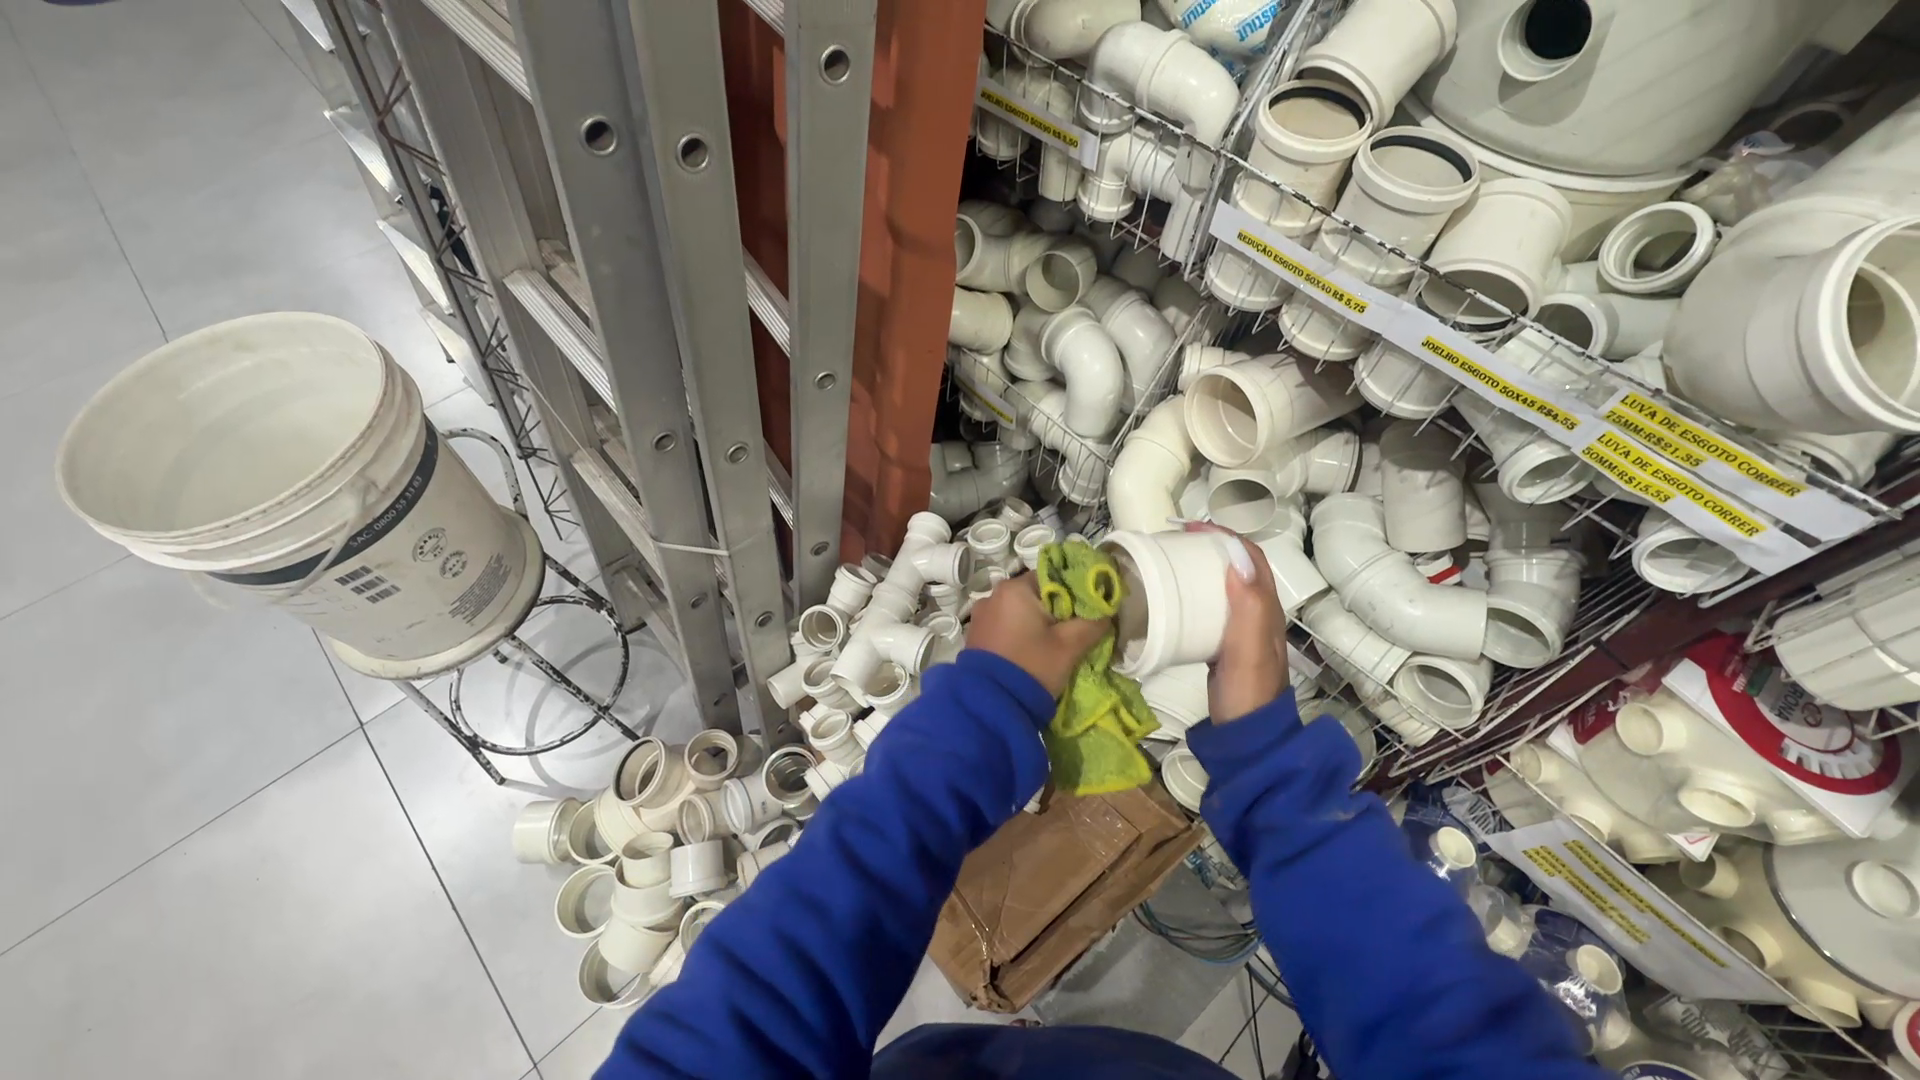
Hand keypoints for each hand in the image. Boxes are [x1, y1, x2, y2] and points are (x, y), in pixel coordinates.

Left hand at [966, 574, 1110, 696]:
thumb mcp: (1069, 646)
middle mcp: (993, 595)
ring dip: (1037, 623)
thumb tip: (1106, 611)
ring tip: (1053, 644)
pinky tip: (1031, 650)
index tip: (1088, 610)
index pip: (1053, 577)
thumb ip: (1092, 622)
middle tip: (1074, 630)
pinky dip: (1020, 633)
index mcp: (1015, 588)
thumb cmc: (1032, 667)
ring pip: (1020, 611)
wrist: (991, 705)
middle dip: (1056, 610)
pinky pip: (1006, 625)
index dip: (1074, 591)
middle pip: (1036, 594)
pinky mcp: (976, 635)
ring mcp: (981, 615)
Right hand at [1186, 523, 1288, 721]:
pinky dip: (1195, 591)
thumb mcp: (1247, 649)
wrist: (1247, 736)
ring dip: (1202, 566)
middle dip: (1210, 545)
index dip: (1224, 535)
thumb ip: (1248, 606)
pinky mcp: (1225, 643)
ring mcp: (1242, 629)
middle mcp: (1258, 613)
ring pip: (1224, 584)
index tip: (1189, 528)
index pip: (1249, 557)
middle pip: (1236, 566)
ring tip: (1170, 561)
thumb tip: (1236, 557)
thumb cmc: (1246, 691)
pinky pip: (1212, 605)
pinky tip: (1175, 598)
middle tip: (1173, 541)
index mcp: (1266, 608)